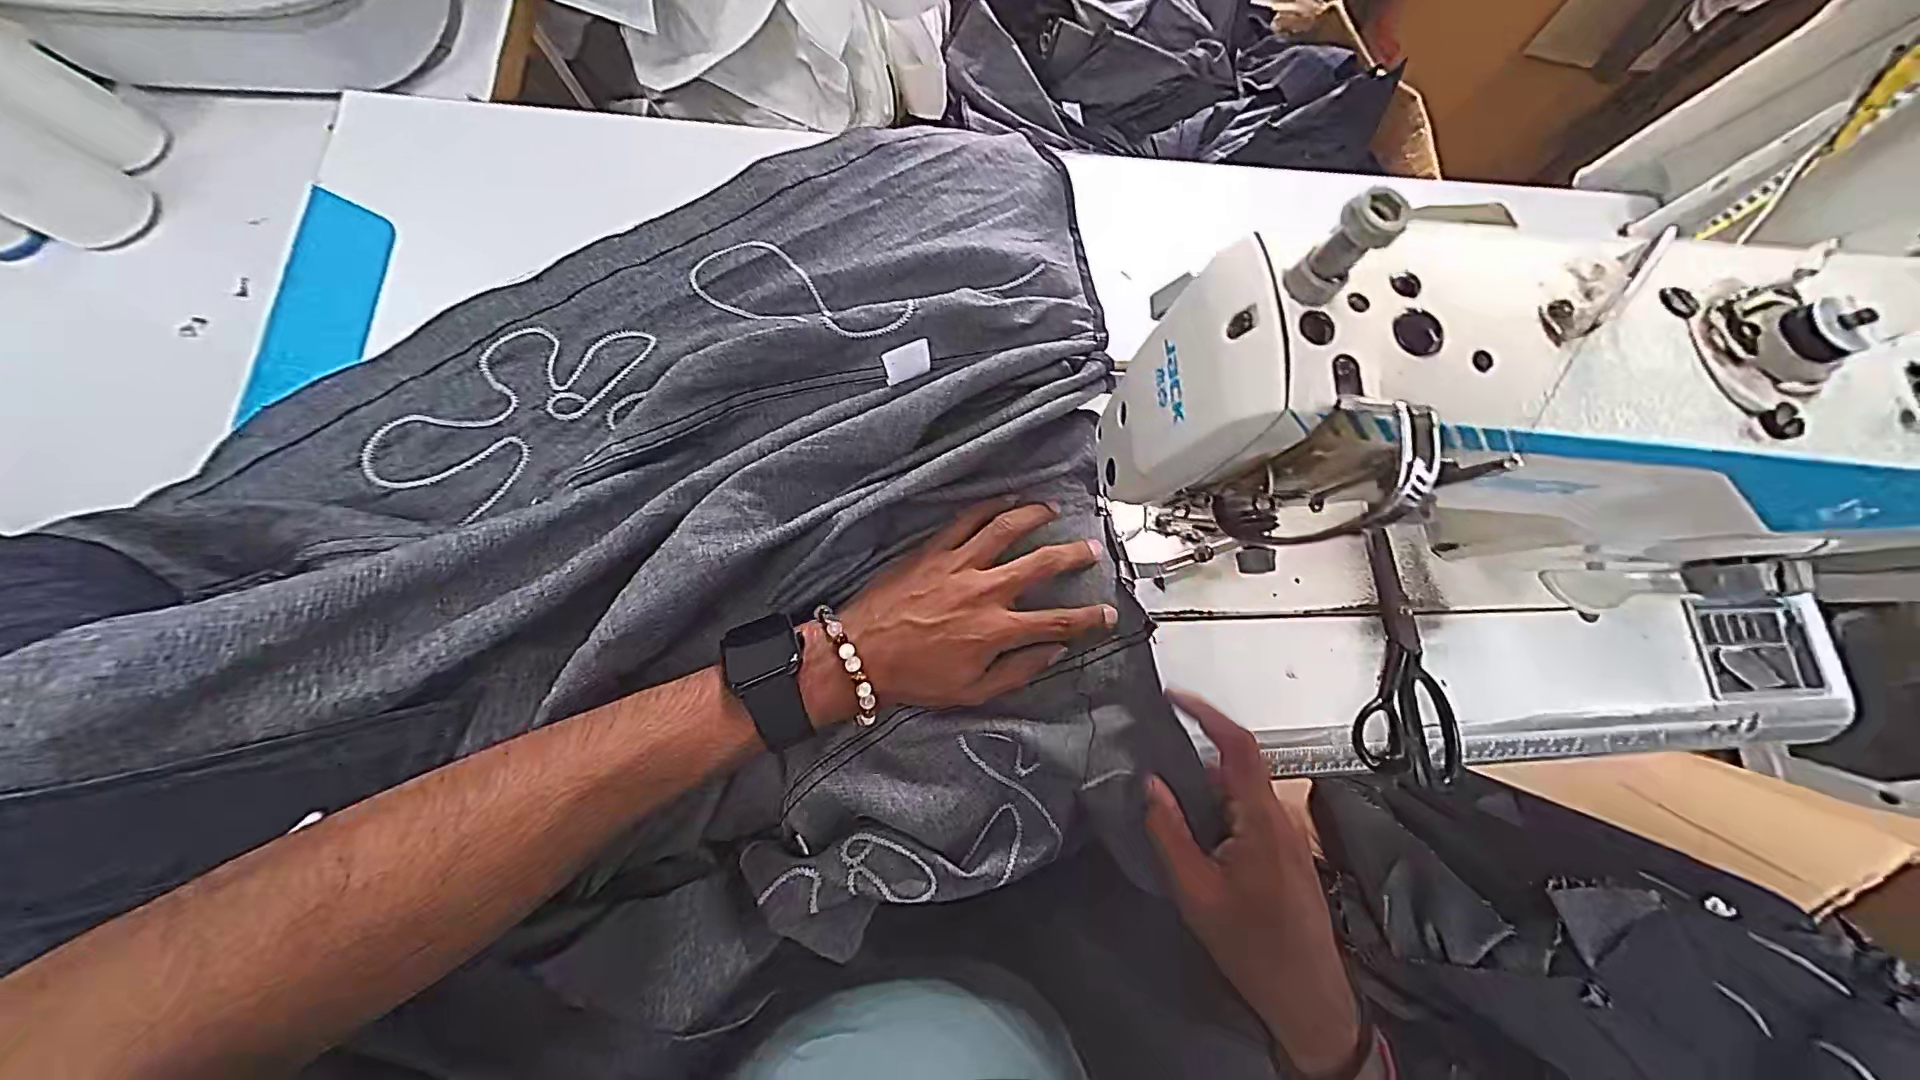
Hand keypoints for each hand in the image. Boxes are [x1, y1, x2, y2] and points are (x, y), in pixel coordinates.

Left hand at [799, 498, 1117, 725]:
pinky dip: (988, 507)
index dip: (1090, 618)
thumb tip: (1051, 653)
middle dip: (1074, 554)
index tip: (1107, 614)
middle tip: (1090, 548)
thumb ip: (1018, 671)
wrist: (861, 655)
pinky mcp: (932, 552)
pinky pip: (965, 520)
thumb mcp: (972, 691)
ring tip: (1051, 510)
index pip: (1058, 620)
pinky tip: (1002, 502)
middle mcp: (983, 591)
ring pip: (1006, 528)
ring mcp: (958, 566)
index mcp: (995, 630)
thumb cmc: (912, 677)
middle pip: (1042, 563)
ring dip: (1034, 515)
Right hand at [1144, 691, 1364, 1074]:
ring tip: (1170, 810)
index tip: (1174, 696)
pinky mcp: (1285, 851)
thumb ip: (1169, 831)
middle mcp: (1279, 817)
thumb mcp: (1195, 891)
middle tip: (1154, 767)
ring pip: (1239, 790)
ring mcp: (1286, 834)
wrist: (1308, 1000)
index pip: (1238, 745)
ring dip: (1204, 790)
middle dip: (1193, 759)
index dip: (1206, 712)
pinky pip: (1247, 812)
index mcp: (1261, 819)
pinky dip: (1217, 810)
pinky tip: (1197, 838)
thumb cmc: (1253, 948)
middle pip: (1235, 765)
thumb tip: (1150, 784)